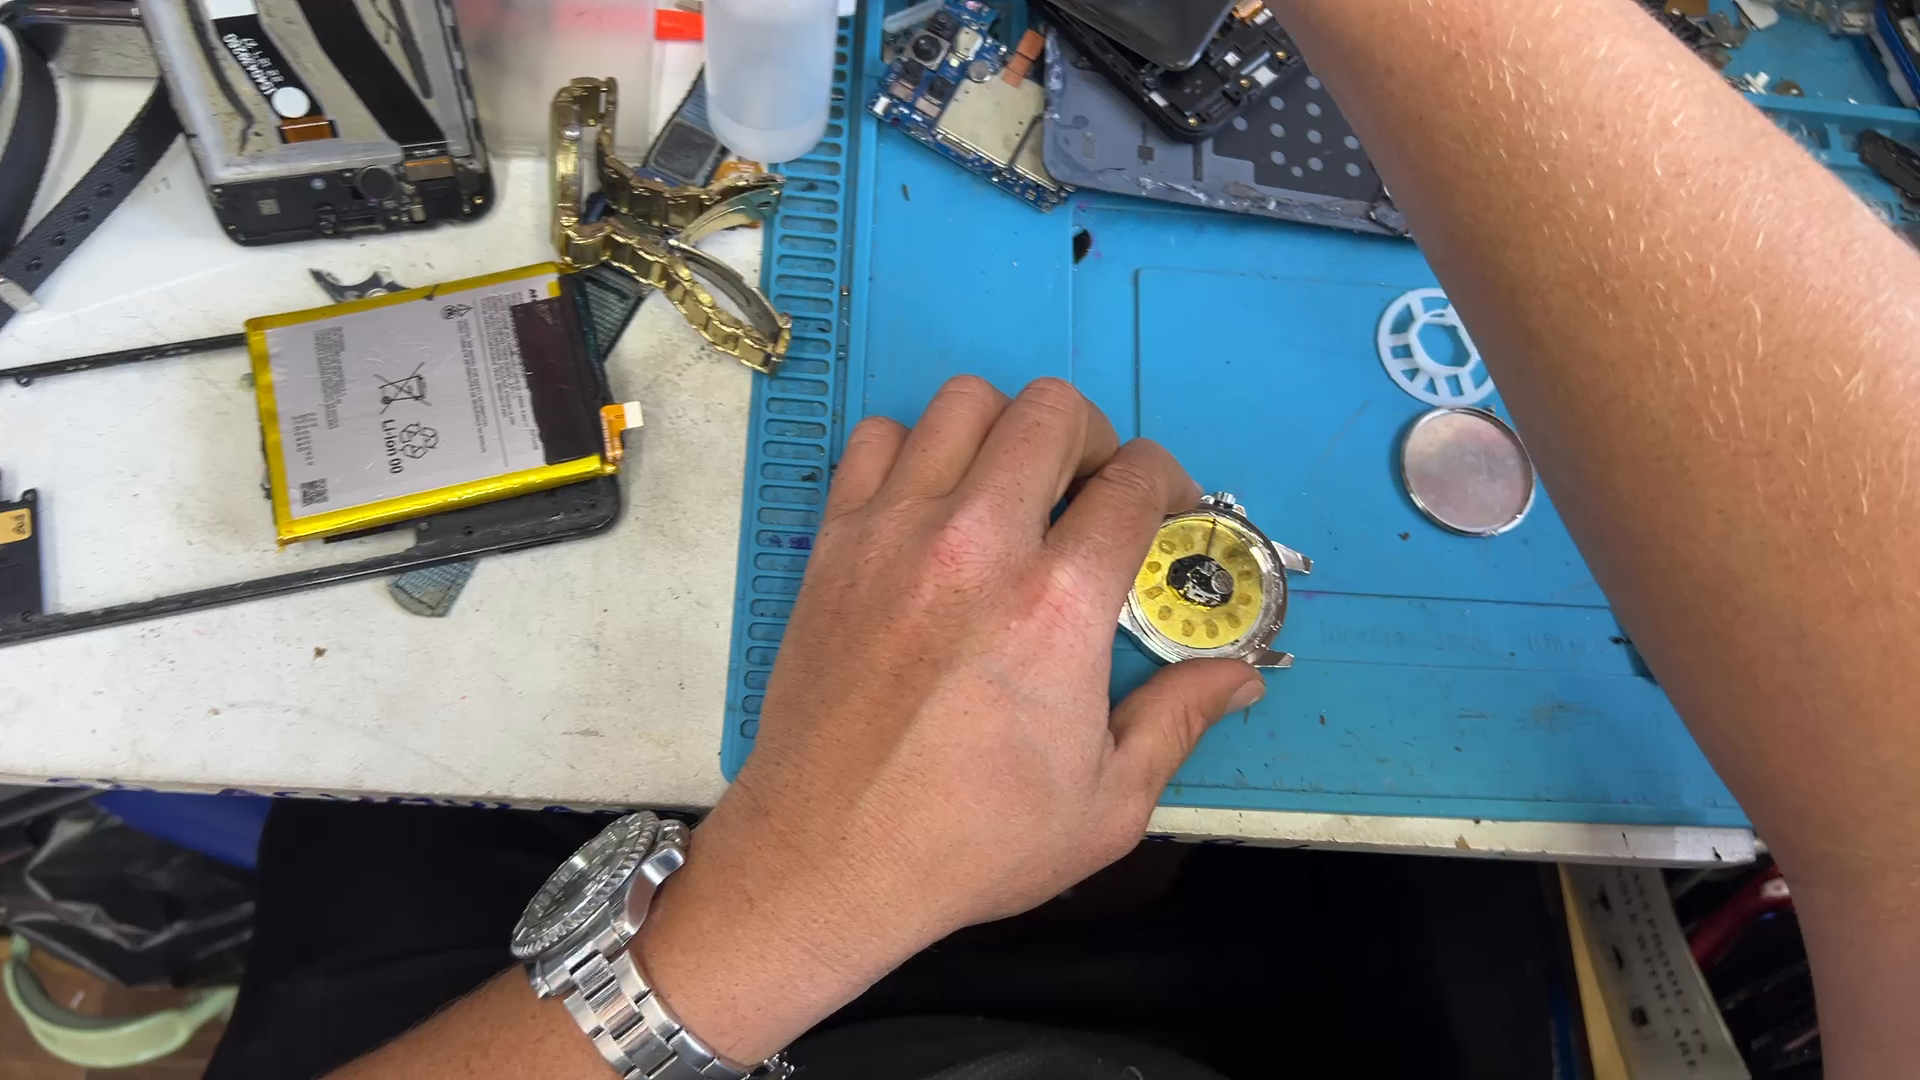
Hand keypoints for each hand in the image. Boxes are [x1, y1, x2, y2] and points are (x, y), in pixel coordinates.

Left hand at [633, 377, 1264, 1062]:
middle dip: (1093, 438)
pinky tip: (928, 503)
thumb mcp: (1106, 805)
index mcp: (1058, 603)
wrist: (826, 855)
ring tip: (1010, 488)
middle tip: (1089, 491)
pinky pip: (877, 439)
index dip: (1168, 481)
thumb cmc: (969, 842)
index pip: (1135, 481)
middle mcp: (977, 542)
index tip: (1165, 508)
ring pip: (963, 401)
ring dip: (1005, 430)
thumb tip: (1242, 673)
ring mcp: (896, 530)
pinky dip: (913, 449)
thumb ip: (1181, 719)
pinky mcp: (835, 540)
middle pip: (1052, 411)